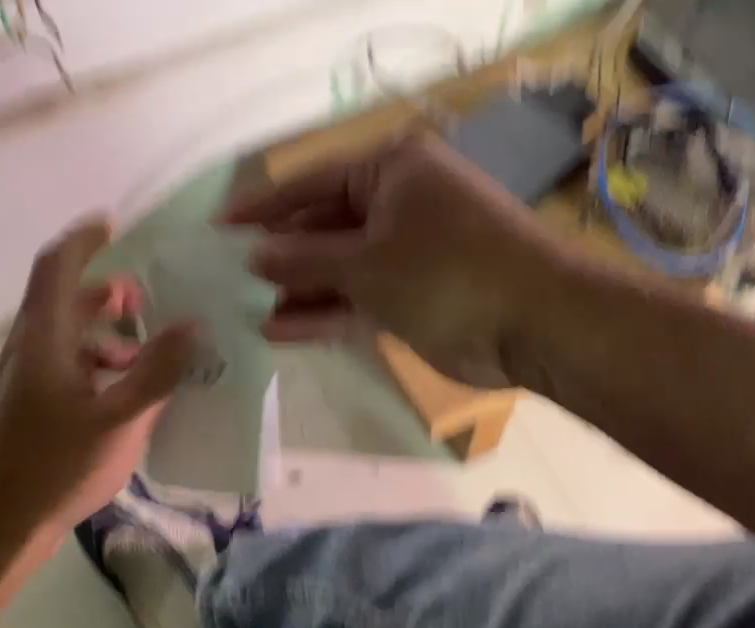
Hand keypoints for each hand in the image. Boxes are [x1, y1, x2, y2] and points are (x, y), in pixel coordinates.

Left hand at [0, 220, 194, 537]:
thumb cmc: (57, 467)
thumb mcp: (120, 419)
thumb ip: (157, 371)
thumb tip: (193, 325)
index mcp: (43, 340)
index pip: (58, 268)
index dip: (84, 239)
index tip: (115, 224)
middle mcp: (27, 351)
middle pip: (63, 303)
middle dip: (105, 294)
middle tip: (146, 301)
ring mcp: (23, 384)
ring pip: (65, 341)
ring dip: (104, 337)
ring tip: (146, 356)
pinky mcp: (27, 412)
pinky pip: (65, 371)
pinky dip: (96, 368)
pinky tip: (125, 399)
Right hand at [223, 134, 570, 389]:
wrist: (532, 322)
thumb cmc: (446, 271)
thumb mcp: (365, 262)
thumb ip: (305, 260)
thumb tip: (254, 256)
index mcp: (393, 170)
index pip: (314, 182)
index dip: (265, 207)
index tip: (222, 227)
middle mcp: (399, 206)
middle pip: (326, 227)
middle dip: (284, 256)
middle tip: (232, 278)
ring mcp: (408, 256)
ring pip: (342, 270)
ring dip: (301, 292)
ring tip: (250, 311)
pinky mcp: (414, 300)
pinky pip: (359, 302)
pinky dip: (326, 315)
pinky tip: (281, 331)